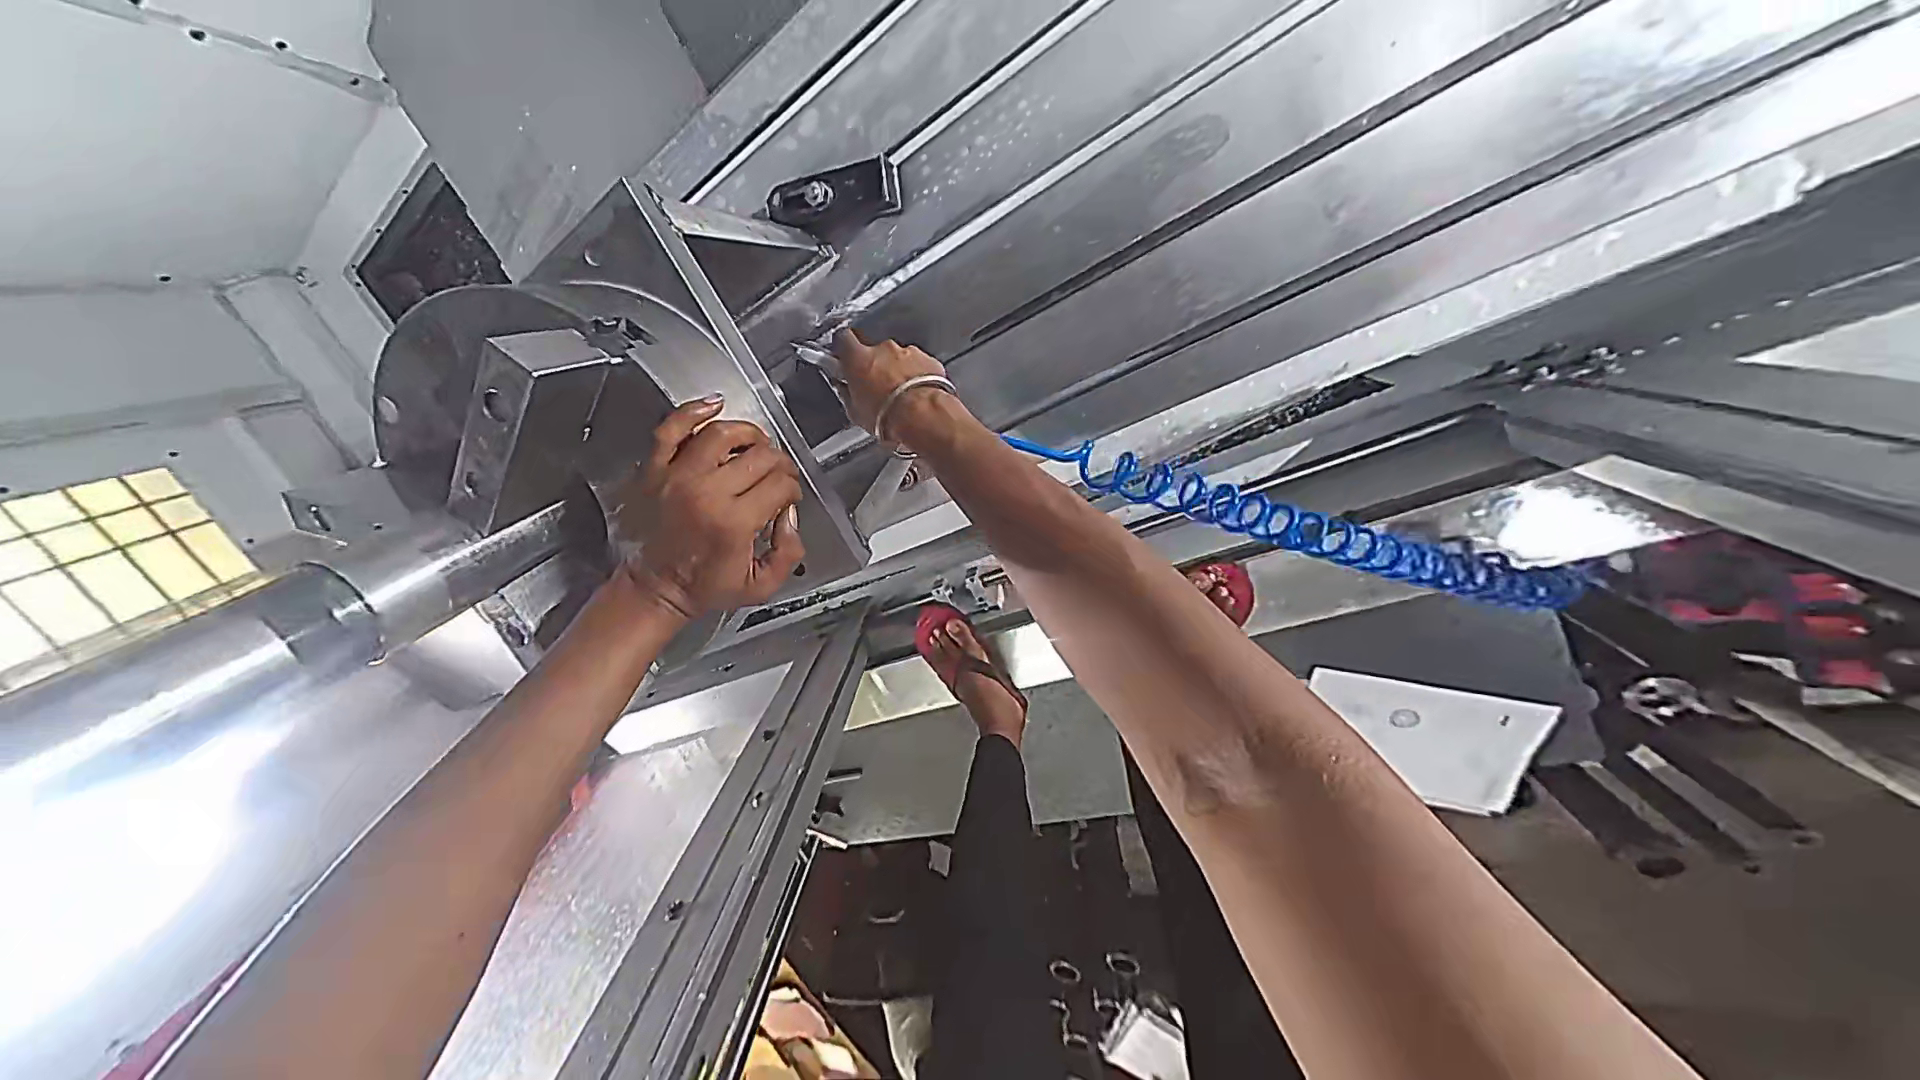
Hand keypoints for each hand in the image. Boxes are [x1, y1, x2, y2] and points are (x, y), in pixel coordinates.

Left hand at [614, 397, 805, 619]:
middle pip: (759, 457)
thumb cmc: (703, 587)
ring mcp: (677, 477)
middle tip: (779, 474)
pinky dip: (693, 411)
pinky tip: (714, 405)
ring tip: (758, 444)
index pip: (779, 485)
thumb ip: (788, 552)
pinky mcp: (655, 470)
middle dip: (780, 464)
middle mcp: (706, 492)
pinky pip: (672, 429)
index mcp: (734, 522)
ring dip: (749, 433)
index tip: (789, 497)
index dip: (793, 489)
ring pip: (723, 434)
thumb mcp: (760, 586)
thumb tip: (790, 515)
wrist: (653, 589)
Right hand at [831, 329, 947, 438]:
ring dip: (898, 373)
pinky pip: (920, 366)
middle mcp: (884, 349)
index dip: (844, 348)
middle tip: (877, 389)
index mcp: (859, 357)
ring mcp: (908, 353)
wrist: (923, 417)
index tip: (844, 358)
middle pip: (875, 351)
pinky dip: (918, 377)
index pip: (843, 339)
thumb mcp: (855, 412)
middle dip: (875, 367)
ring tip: (899, 398)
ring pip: (899, 359)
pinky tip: (916, 397)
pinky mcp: (929, 361)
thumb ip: (847, 394)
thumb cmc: (889, 415)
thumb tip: (846, 392)